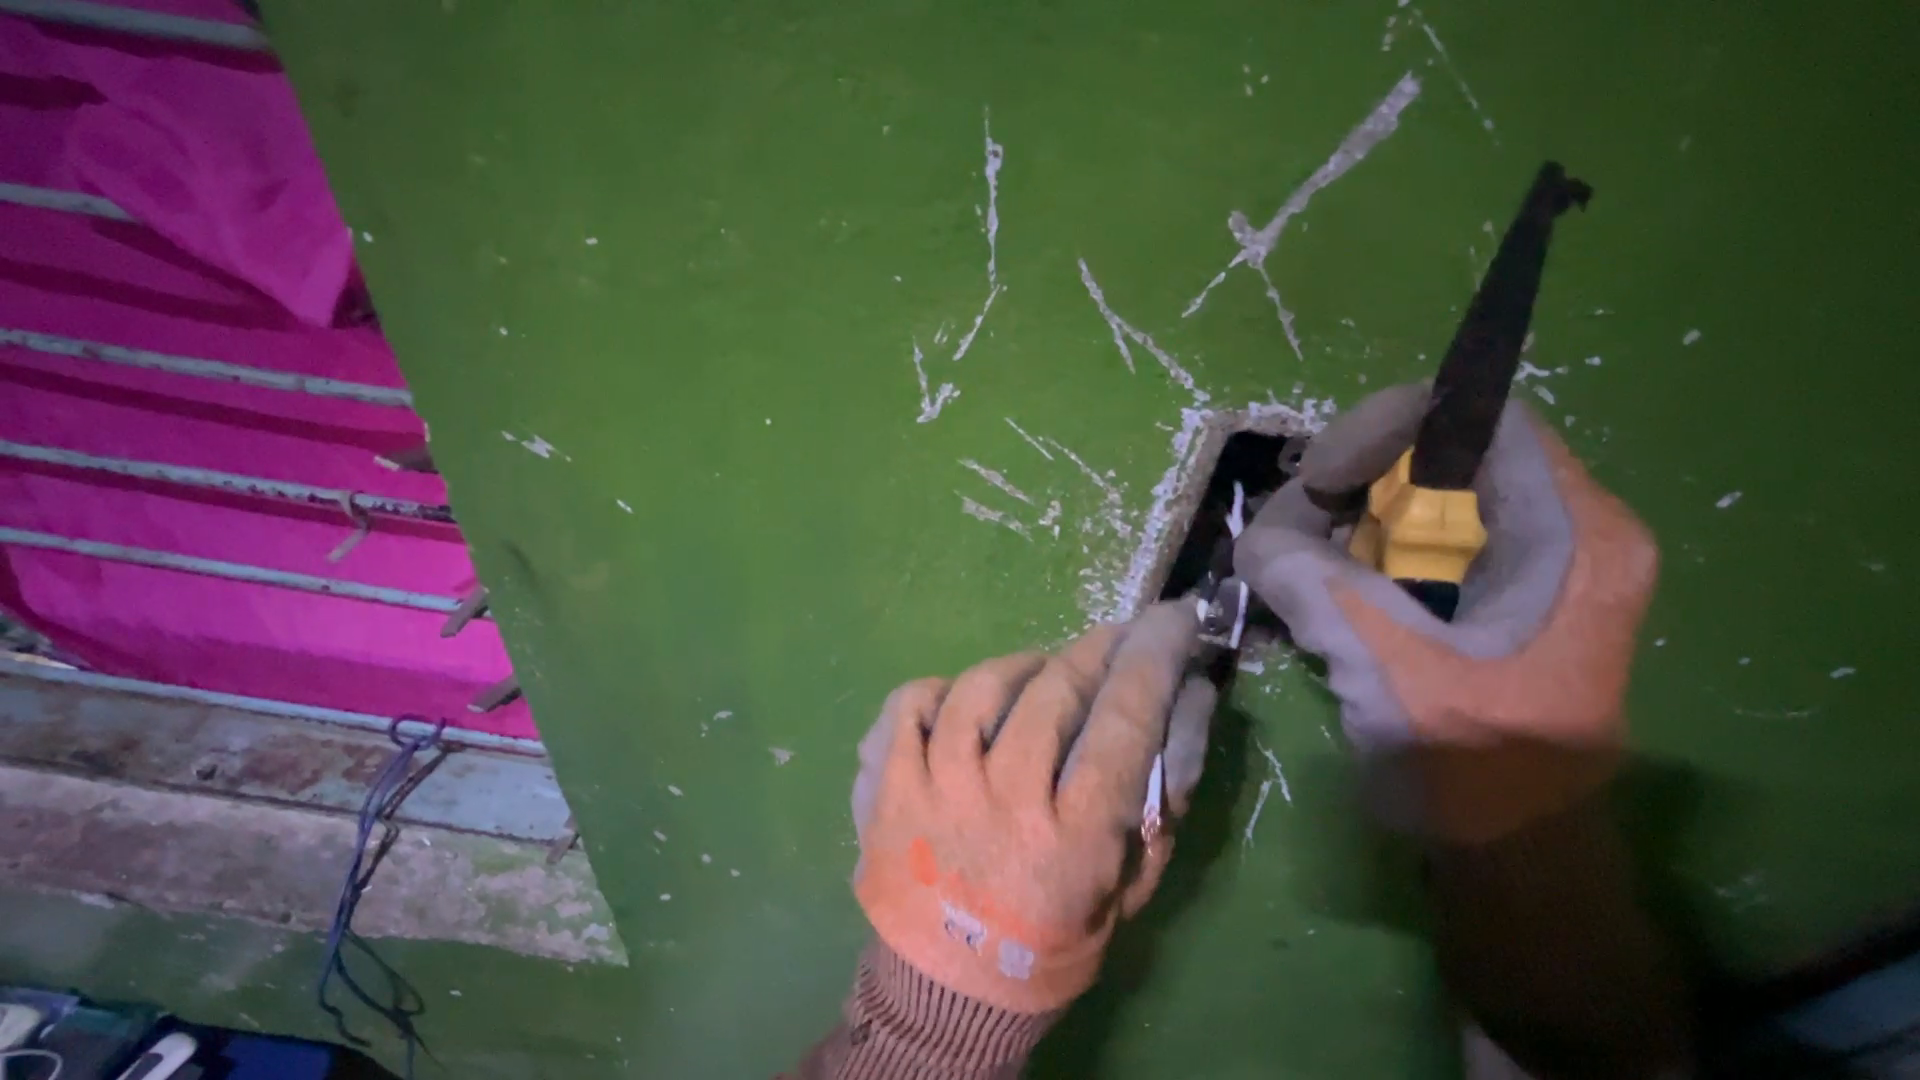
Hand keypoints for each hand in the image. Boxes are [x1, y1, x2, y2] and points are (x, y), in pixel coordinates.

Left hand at [849, 602, 1215, 1012]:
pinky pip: (912, 702)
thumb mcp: (1133, 881)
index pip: (1125, 718)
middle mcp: (1002, 800)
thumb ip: (1166, 793)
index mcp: (1074, 836)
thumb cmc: (1057, 938)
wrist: (950, 987)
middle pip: (1055, 690)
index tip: (1174, 619)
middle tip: (1115, 641)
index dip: (1156, 656)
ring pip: (982, 685)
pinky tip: (966, 703)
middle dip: (1097, 650)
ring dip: (1025, 666)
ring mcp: (935, 786)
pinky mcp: (888, 784)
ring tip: (1044, 674)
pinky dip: (944, 688)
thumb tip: (1186, 696)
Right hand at [1234, 382, 1657, 843]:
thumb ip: (1315, 588)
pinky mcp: (1497, 590)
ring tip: (1295, 569)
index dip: (1385, 427)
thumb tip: (1253, 538)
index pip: (1478, 416)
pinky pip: (1417, 537)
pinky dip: (1359, 551)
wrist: (1516, 851)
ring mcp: (1531, 560)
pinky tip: (1323, 592)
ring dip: (1346, 520)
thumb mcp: (1386, 671)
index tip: (1318, 483)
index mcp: (1568, 534)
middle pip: (1442, 450)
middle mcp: (1562, 528)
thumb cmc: (1475, 768)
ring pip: (1421, 493)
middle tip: (1292, 533)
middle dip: (1352, 482)